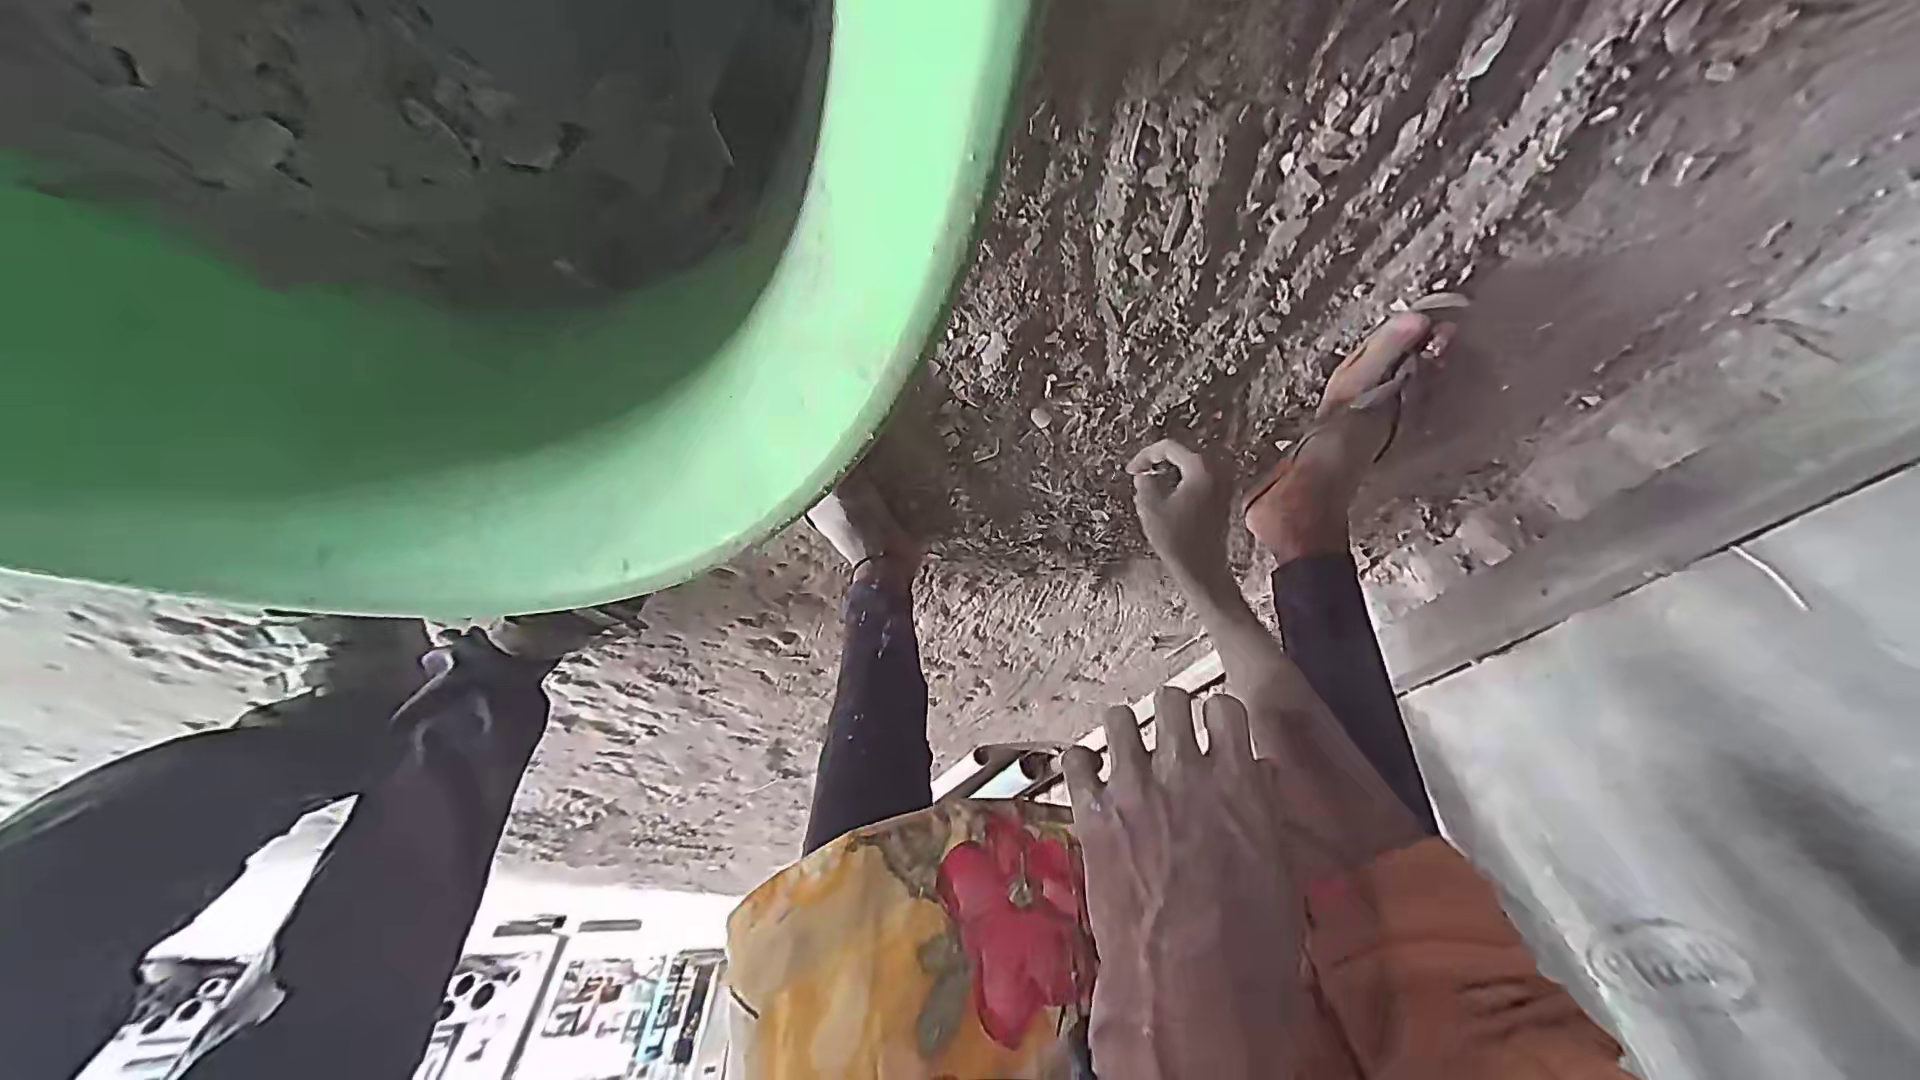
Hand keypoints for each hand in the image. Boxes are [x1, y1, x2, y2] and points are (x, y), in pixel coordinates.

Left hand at [1062, 687, 1301, 1079]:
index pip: (1225, 709)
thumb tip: (1258, 774)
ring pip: (1120, 718)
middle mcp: (1184, 771)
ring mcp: (1134, 787)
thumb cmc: (1249, 947)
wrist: (1189, 991)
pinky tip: (1090, 779)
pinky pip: (1077, 759)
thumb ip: (1262, 809)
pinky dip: (1082, 765)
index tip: (1212, 724)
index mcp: (1238, 783)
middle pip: (1170, 701)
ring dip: (1124, 730)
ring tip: (1126, 749)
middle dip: (1170, 711)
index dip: (1217, 715)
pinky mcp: (1094, 811)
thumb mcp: (1277, 873)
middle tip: (1167, 731)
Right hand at [1127, 439, 1233, 590]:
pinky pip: (1203, 477)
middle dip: (1159, 461)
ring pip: (1193, 464)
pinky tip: (1171, 495)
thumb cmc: (1178, 540)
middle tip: (1140, 473)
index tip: (1131, 470)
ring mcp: (1226, 484)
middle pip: (1184, 452)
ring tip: (1153, 483)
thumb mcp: (1150, 507)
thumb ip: (1144, 482)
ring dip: (1172, 470)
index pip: (1169, 447)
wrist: (1203, 567)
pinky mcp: (1226, 497)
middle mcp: (1218, 471)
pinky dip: (1185, 479)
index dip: (1145, 455)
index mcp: (1200, 468)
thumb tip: (1145, 474)